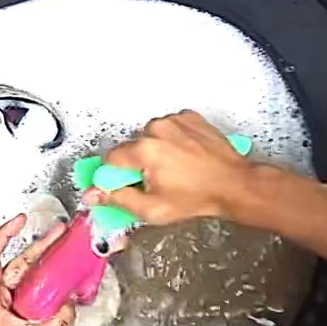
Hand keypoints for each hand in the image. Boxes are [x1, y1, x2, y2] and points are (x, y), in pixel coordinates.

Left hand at [0, 215, 74, 325]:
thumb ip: (58, 318)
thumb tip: (70, 302)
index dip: (5, 234)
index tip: (20, 220)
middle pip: (15, 264)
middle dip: (36, 246)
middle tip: (57, 232)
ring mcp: (3, 310)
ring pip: (24, 278)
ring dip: (43, 264)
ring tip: (63, 249)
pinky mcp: (13, 320)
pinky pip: (30, 295)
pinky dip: (45, 285)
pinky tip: (63, 282)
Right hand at [84, 110, 264, 224]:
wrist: (234, 184)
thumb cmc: (197, 198)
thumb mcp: (153, 208)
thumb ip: (118, 198)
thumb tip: (91, 193)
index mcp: (145, 150)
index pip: (112, 158)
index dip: (117, 173)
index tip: (128, 182)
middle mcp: (157, 129)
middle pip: (132, 146)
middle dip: (139, 162)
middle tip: (158, 179)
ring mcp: (175, 120)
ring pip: (151, 135)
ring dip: (156, 149)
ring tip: (175, 167)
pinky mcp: (189, 117)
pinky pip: (170, 126)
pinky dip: (173, 138)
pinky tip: (185, 154)